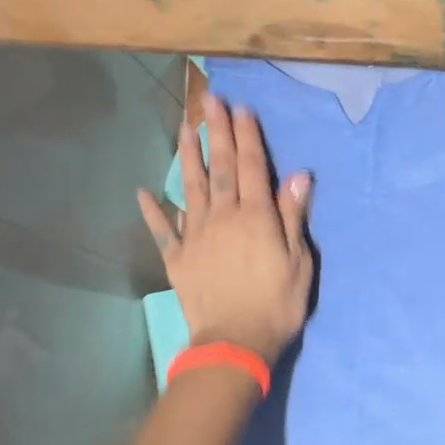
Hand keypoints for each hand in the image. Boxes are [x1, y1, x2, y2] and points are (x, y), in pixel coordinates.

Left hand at [138, 93, 314, 362]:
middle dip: (217, 133)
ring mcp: (197, 236)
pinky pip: (163, 229)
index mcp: (256, 217)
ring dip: (188, 157)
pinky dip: (153, 210)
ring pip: (191, 188)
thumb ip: (293, 217)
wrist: (235, 343)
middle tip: (210, 101)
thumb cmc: (277, 305)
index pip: (253, 168)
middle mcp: (224, 217)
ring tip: (185, 128)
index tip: (242, 109)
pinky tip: (145, 192)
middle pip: (221, 169)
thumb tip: (298, 177)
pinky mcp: (178, 258)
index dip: (248, 137)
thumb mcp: (299, 262)